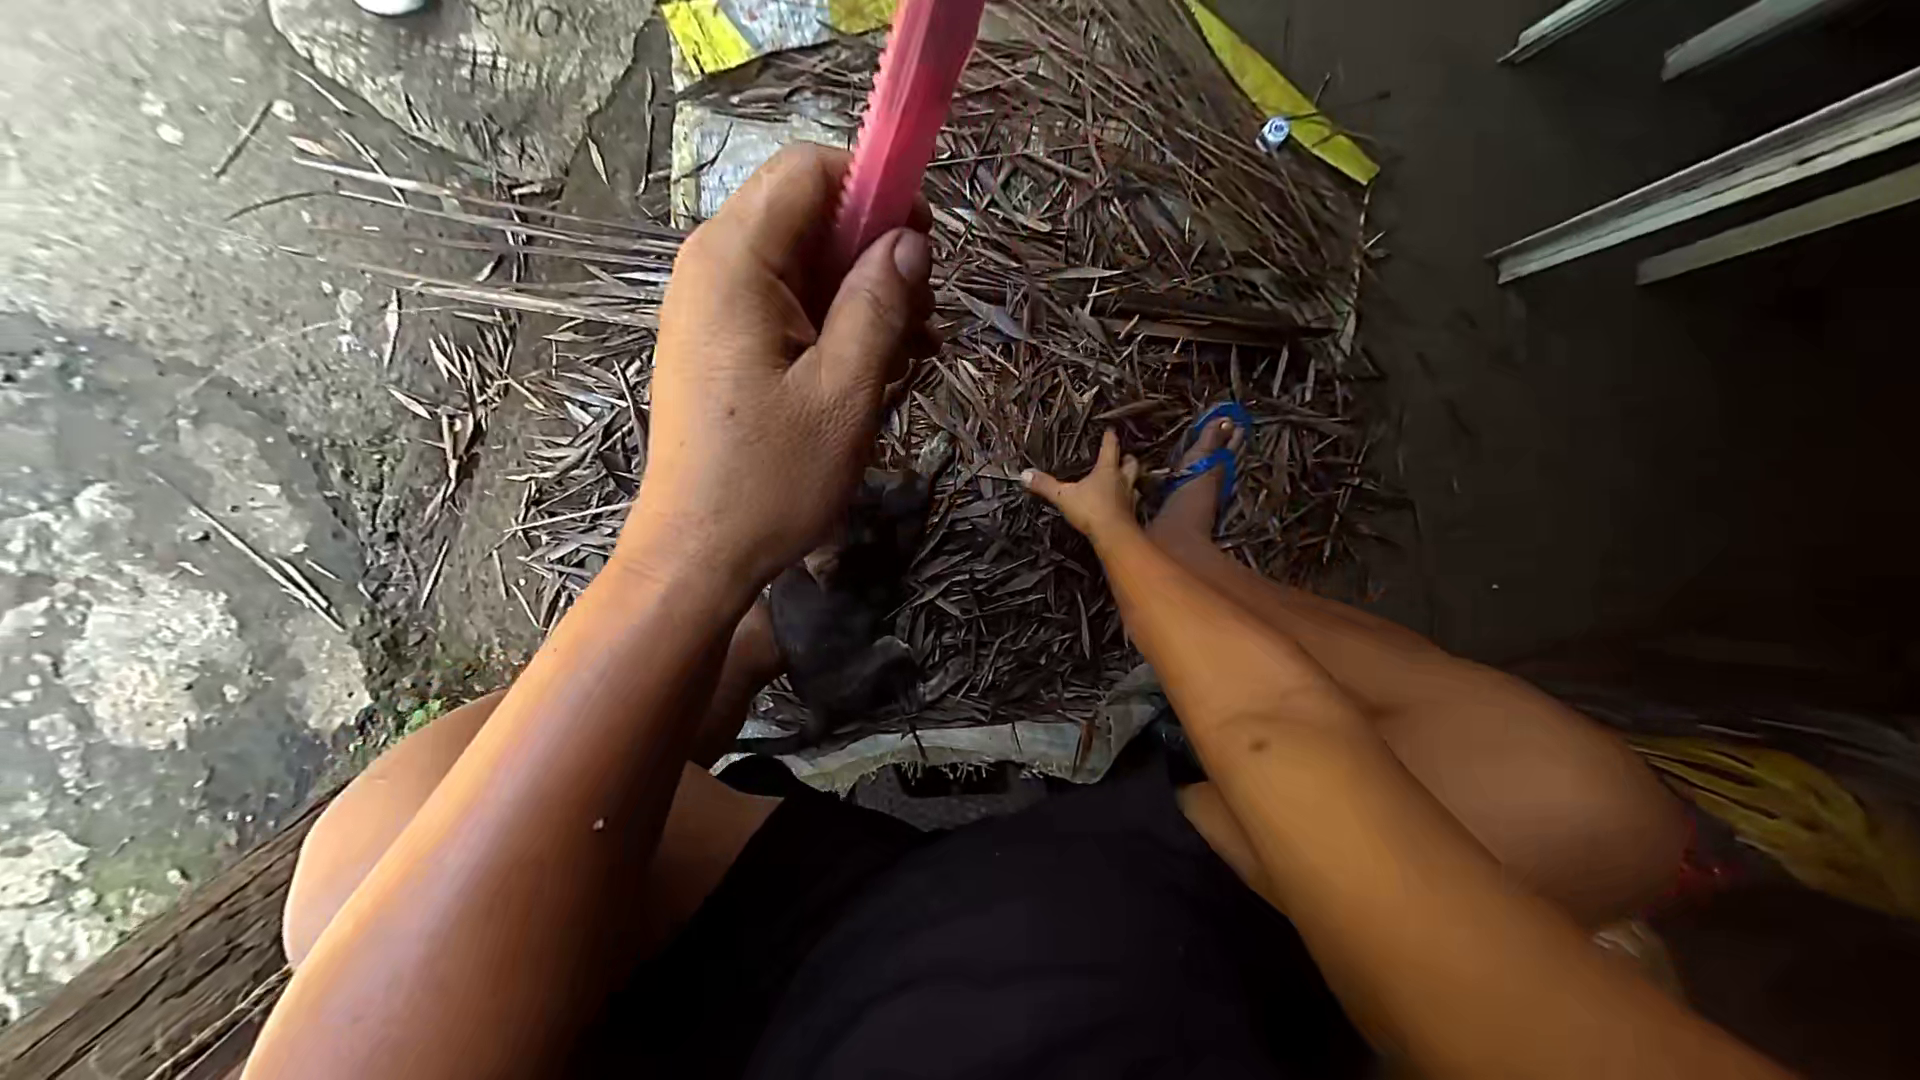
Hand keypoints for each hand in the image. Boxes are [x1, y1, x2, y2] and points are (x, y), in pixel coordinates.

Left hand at [619, 144, 934, 586]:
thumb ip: (880, 303)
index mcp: (735, 262)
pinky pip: (787, 310)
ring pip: (805, 268)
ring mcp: (712, 309)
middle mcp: (713, 269)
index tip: (922, 251)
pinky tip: (865, 376)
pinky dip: (834, 329)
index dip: (875, 192)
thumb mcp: (845, 392)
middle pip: (809, 217)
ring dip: (862, 301)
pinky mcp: (721, 346)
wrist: (698, 552)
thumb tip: (910, 240)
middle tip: (918, 325)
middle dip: (874, 257)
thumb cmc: (772, 479)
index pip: (809, 170)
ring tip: (903, 361)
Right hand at [1023, 430, 1140, 539]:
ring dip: (1131, 479)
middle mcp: (1122, 480)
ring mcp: (1129, 497)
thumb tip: (1025, 474)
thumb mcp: (1062, 496)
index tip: (1110, 430)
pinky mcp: (1131, 514)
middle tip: (1124, 456)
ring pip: (1135, 482)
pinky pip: (1132, 502)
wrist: (1113, 535)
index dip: (1109, 437)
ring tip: (1125, 479)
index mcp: (1107, 470)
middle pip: (1131, 463)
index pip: (1110, 447)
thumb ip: (1045, 485)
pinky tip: (1122, 503)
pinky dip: (1128, 500)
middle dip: (1127, 458)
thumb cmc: (1090, 510)